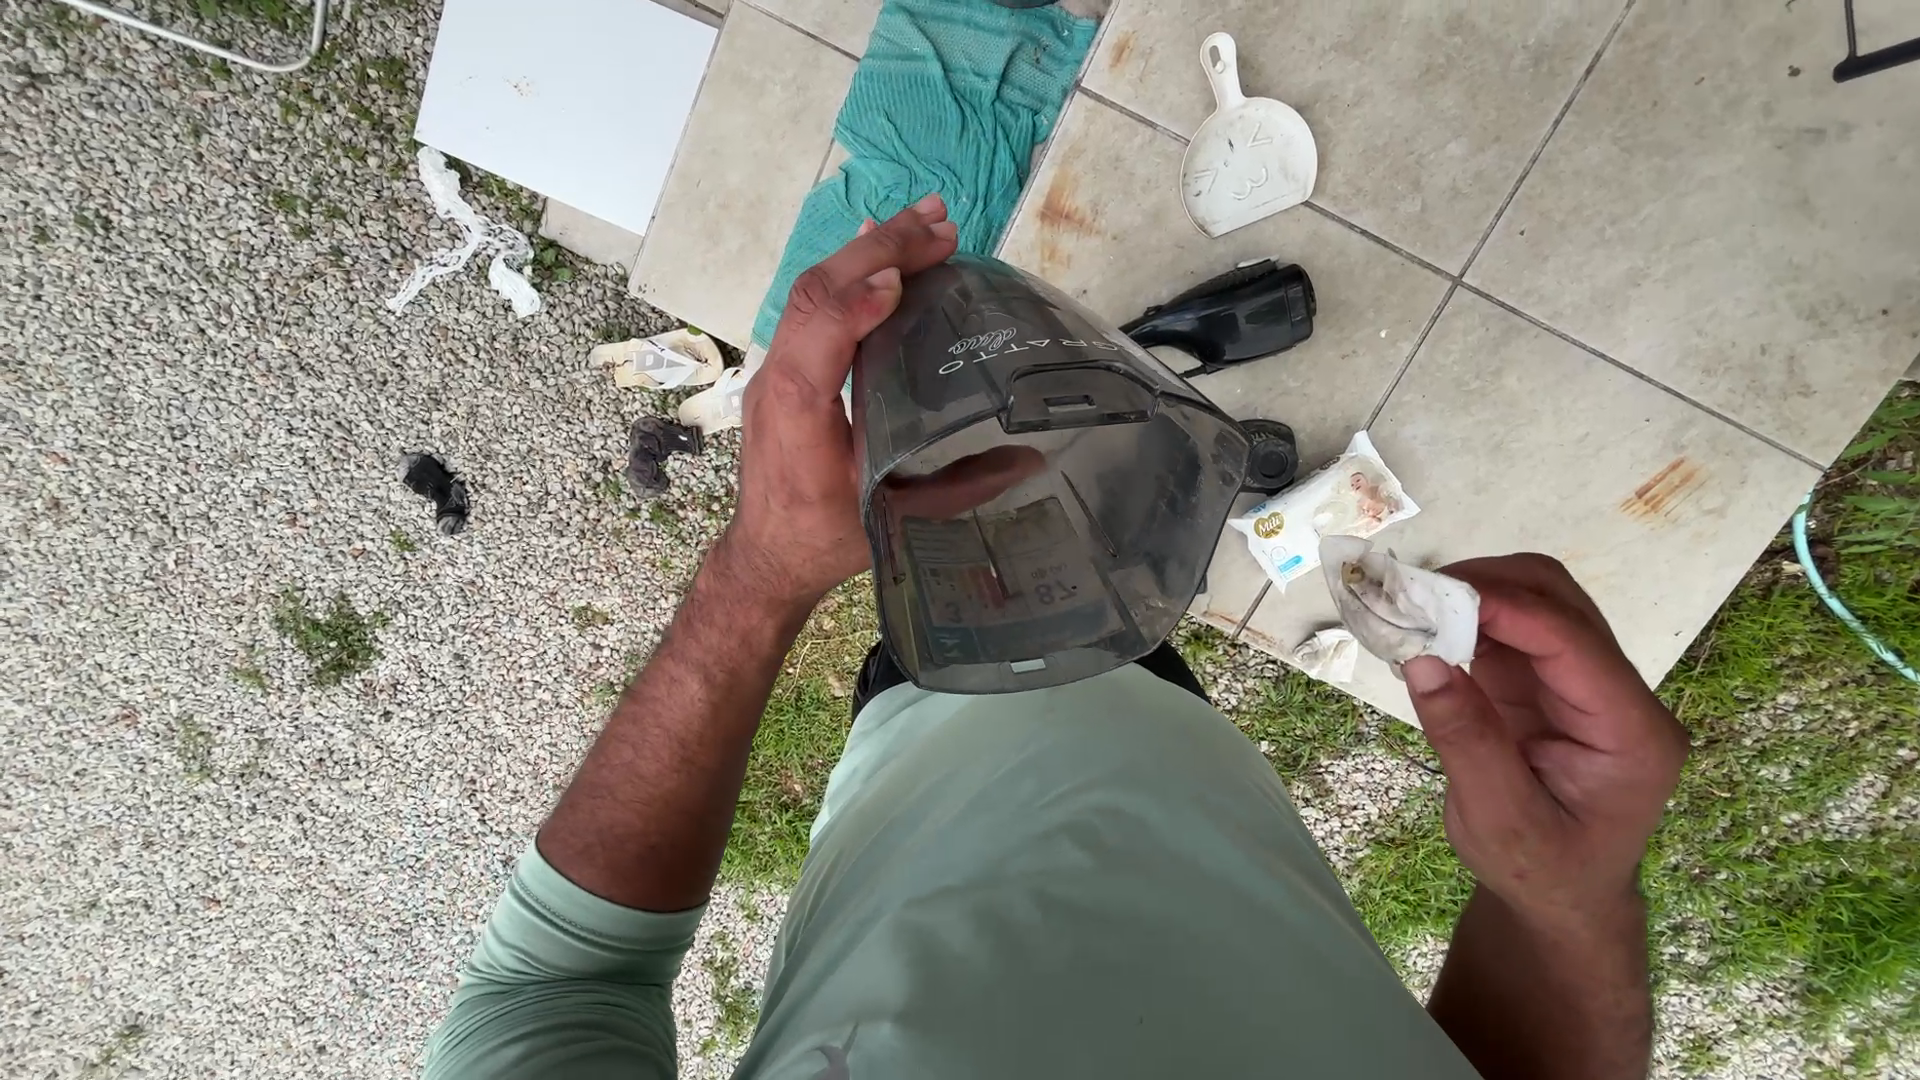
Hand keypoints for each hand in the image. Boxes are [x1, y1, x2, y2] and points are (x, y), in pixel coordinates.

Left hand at [722, 196, 959, 604]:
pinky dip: (850, 273)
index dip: (860, 297)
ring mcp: (776, 370)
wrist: (768, 554)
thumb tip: (1030, 458)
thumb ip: (961, 488)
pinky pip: (812, 307)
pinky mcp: (785, 370)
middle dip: (880, 250)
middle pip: (817, 291)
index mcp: (796, 411)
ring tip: (925, 221)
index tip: (907, 273)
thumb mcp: (896, 519)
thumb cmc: (826, 539)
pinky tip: (882, 252)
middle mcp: (778, 379)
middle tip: (941, 225)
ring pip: (812, 290)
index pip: (820, 331)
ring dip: (867, 250)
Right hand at [1402, 554, 1687, 923]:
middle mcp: (1615, 694)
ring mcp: (1579, 684)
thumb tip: (1420, 660)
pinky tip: (1421, 629)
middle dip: (1485, 585)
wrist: (1559, 895)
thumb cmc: (1538, 868)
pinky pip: (1505, 627)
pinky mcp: (1542, 683)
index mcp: (1630, 730)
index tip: (1424, 595)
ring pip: (1533, 601)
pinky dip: (1460, 616)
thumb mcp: (1498, 817)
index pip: (1570, 641)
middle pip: (1560, 601)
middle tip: (1409, 596)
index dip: (1501, 607)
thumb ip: (1466, 739)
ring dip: (1470, 593)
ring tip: (1408, 608)